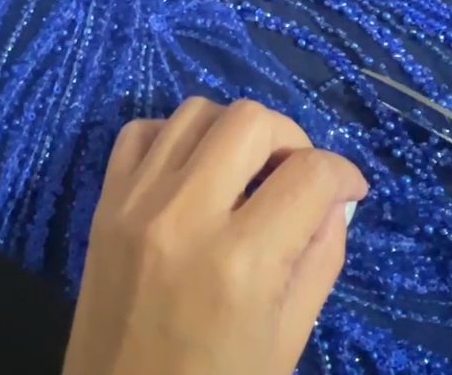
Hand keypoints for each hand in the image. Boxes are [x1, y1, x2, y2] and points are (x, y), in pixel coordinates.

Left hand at [61, 98, 368, 374]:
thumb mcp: (288, 340)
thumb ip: (320, 258)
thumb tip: (335, 196)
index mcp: (242, 264)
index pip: (309, 175)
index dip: (342, 174)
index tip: (347, 189)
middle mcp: (186, 216)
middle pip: (250, 120)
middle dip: (288, 138)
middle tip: (294, 176)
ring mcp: (136, 203)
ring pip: (196, 111)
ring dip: (232, 131)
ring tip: (243, 170)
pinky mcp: (104, 203)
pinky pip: (141, 131)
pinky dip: (173, 137)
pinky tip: (190, 171)